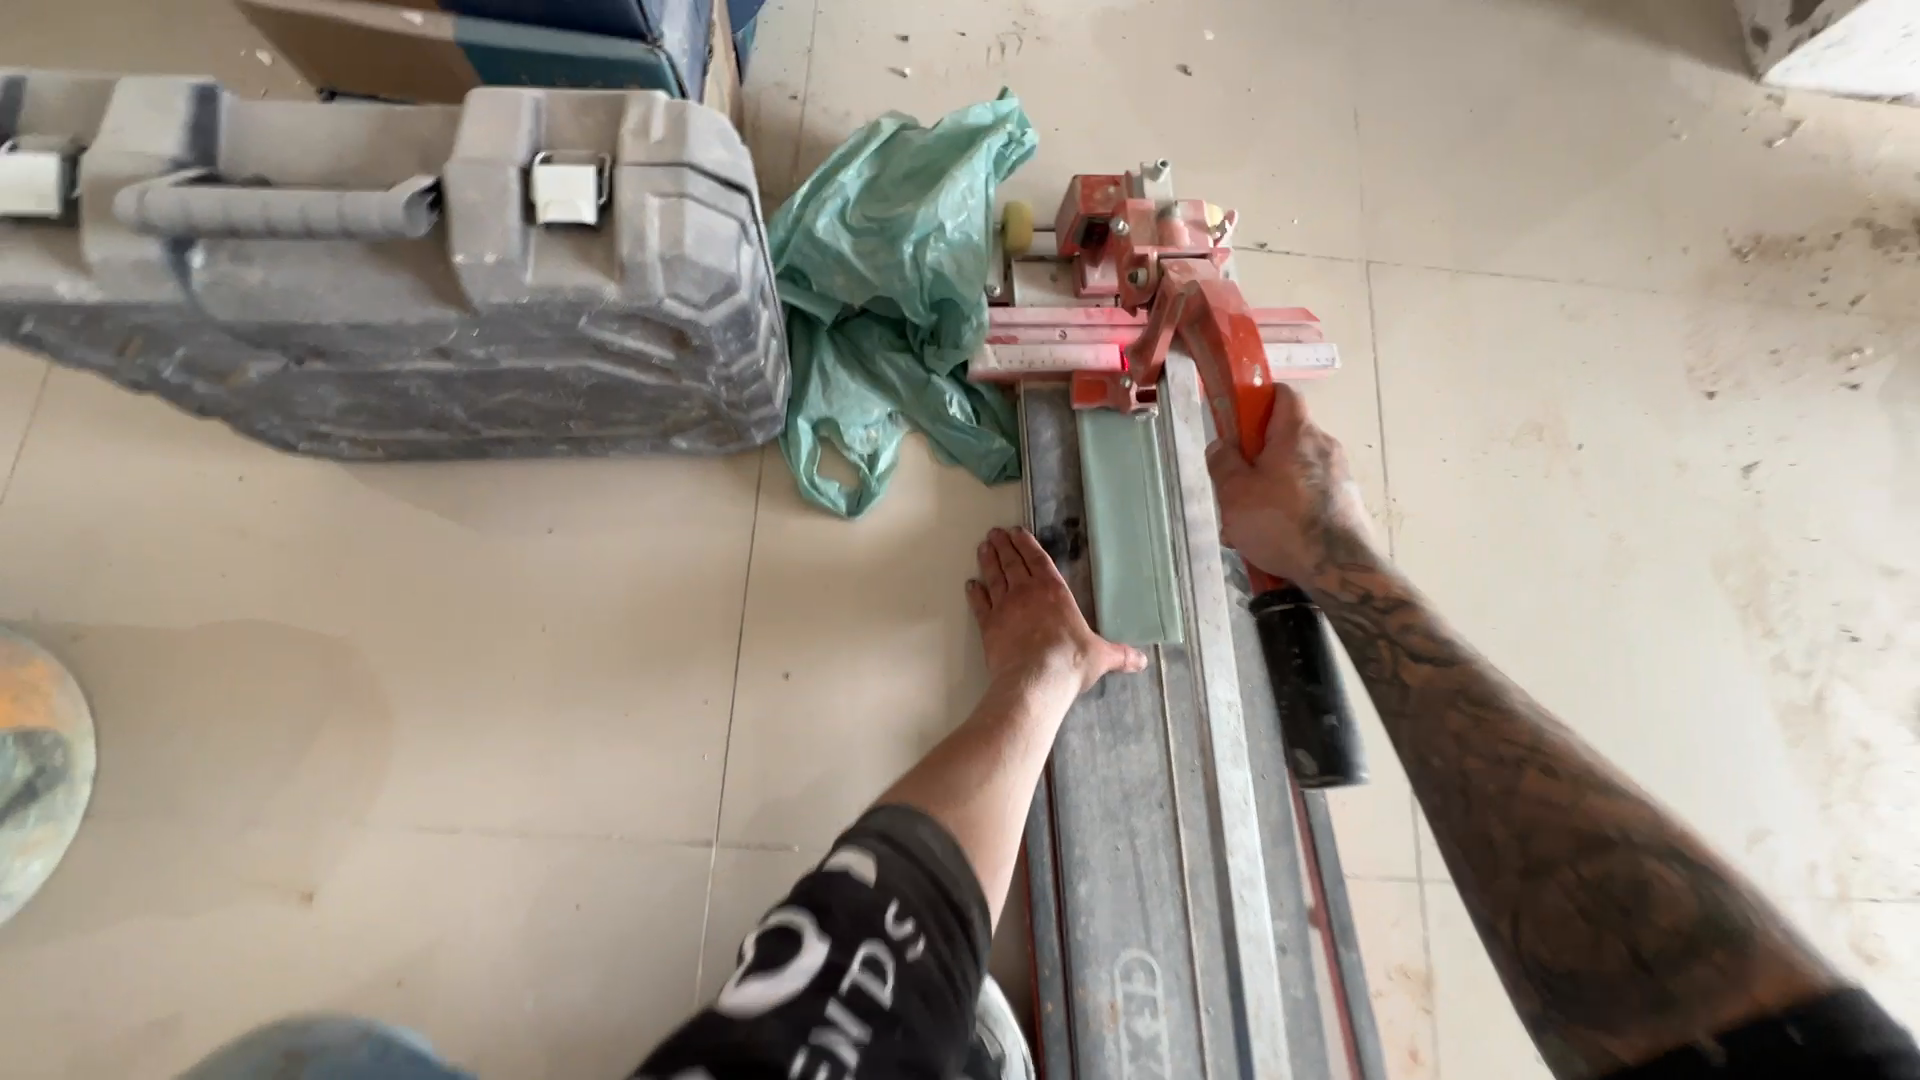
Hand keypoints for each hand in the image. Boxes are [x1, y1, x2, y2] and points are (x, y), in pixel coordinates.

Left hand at [966, 527, 1147, 699]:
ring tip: (983, 547)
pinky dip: (975, 593)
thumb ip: (1119, 655)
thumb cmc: (1071, 662)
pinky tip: (971, 584)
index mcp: (1054, 591)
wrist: (1037, 679)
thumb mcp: (1102, 656)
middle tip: (995, 533)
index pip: (1039, 560)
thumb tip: (1142, 661)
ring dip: (988, 561)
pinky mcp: (989, 625)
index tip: (1017, 532)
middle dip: (1004, 546)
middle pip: (1013, 562)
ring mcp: (1005, 607)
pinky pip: (980, 604)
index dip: (1027, 544)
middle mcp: (1027, 592)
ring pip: (994, 577)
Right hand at [1206, 385, 1377, 584]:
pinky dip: (1288, 506)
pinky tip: (1272, 536)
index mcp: (1296, 434)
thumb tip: (1221, 445)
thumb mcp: (1234, 493)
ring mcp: (1339, 474)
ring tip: (1248, 522)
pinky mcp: (1345, 501)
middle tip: (1234, 485)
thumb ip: (1223, 463)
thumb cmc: (1280, 522)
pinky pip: (1308, 493)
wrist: (1337, 568)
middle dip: (1257, 456)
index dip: (1258, 399)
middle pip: (1285, 437)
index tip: (1238, 420)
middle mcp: (1324, 446)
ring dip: (1269, 487)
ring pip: (1294, 469)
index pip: (1283, 394)